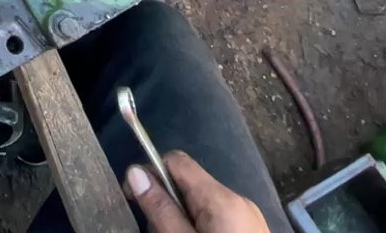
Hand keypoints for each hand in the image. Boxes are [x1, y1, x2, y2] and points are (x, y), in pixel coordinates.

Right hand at [125, 152, 269, 232]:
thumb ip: (161, 210)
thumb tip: (135, 172)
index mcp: (222, 199)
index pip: (176, 161)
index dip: (151, 173)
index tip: (136, 201)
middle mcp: (239, 202)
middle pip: (187, 185)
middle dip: (167, 205)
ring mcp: (250, 221)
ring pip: (201, 206)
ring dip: (182, 221)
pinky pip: (218, 221)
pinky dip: (201, 230)